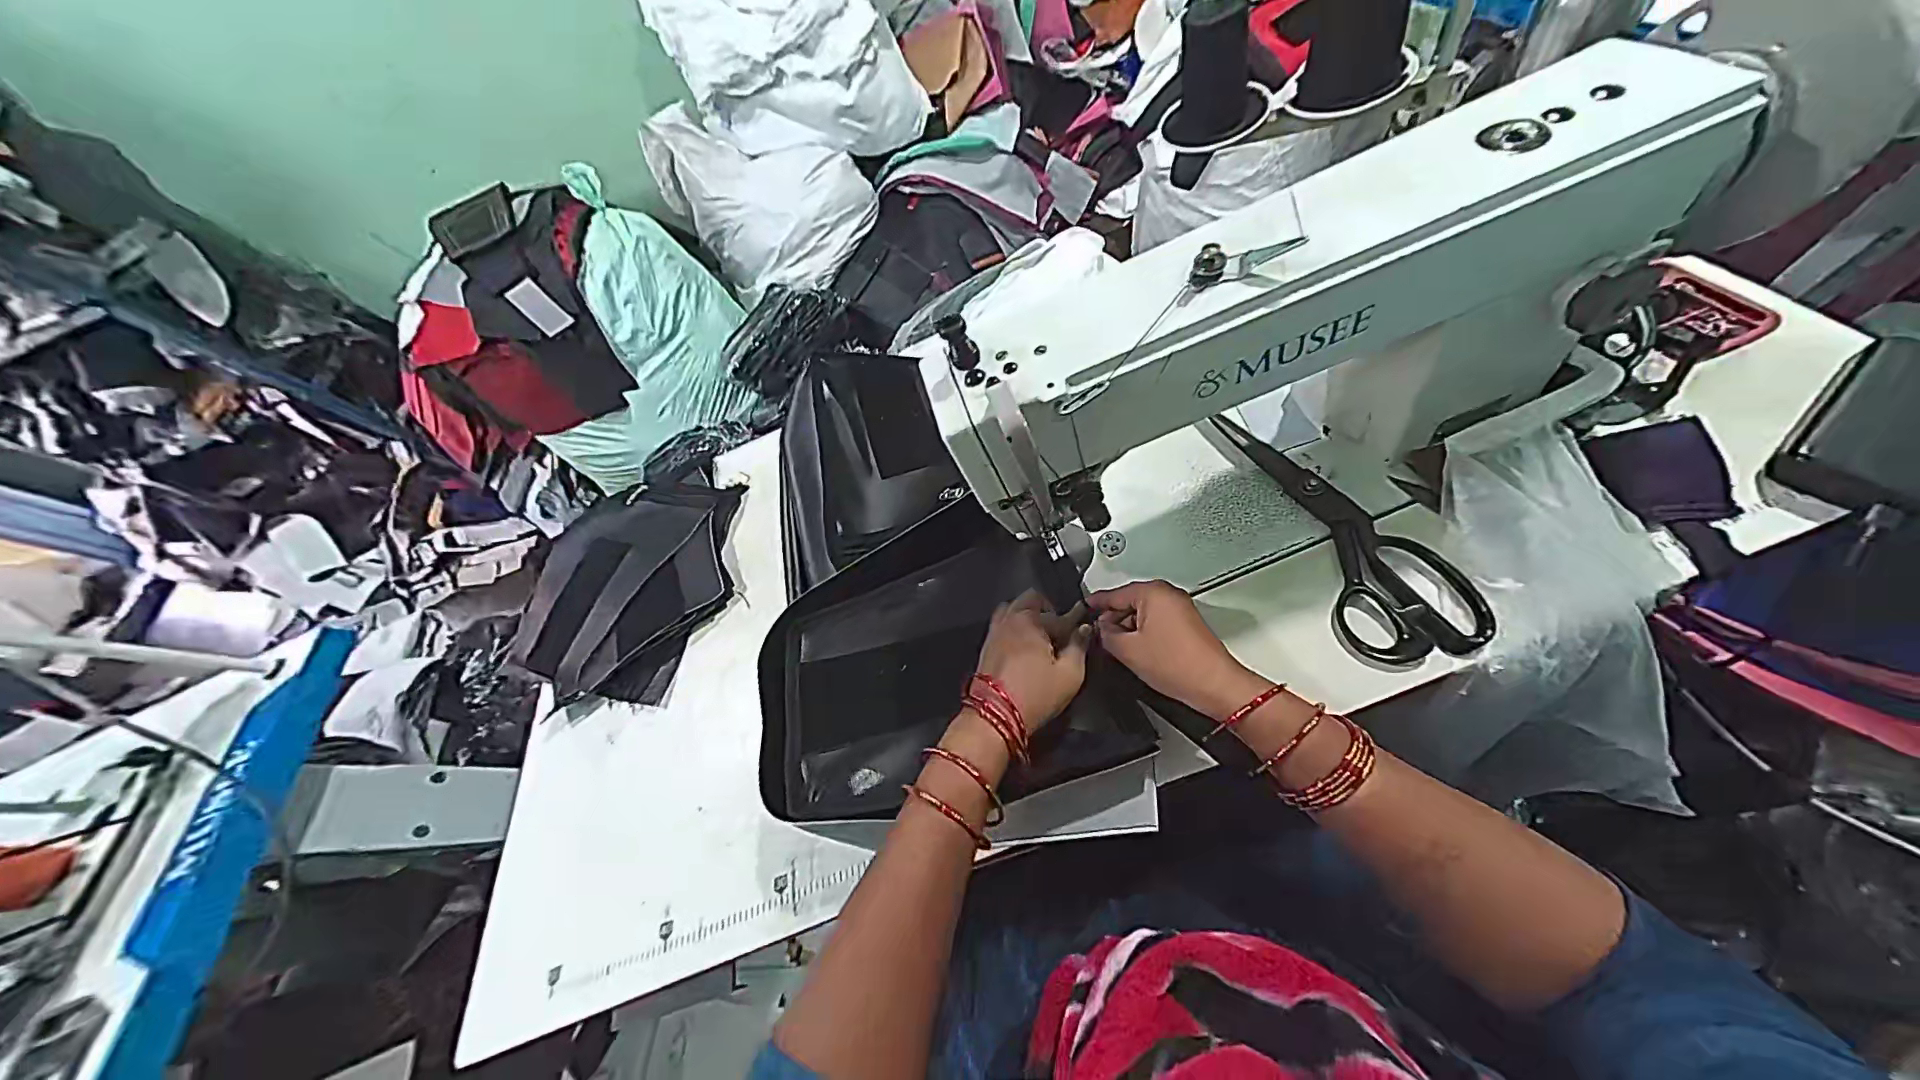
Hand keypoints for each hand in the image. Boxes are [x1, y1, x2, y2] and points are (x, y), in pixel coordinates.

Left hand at [974, 592, 1092, 732]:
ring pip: (1014, 607)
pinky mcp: (987, 644)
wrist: (995, 714)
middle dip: (1049, 609)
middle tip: (1061, 628)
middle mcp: (1011, 619)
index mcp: (1032, 621)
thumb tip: (1083, 631)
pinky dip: (1015, 624)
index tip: (1084, 621)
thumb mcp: (1070, 674)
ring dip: (1028, 613)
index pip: (1061, 615)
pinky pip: (1002, 622)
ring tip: (1041, 632)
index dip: (1077, 619)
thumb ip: (1079, 647)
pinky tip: (1024, 642)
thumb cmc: (1034, 695)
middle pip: (1032, 599)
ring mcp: (996, 630)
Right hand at [1089, 580, 1257, 717]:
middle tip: (1101, 636)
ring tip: (1124, 650)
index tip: (1085, 608)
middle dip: (1113, 619)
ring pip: (1143, 613)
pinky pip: (1157, 622)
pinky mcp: (1186, 624)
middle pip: (1129, 602)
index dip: (1095, 604)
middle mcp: (1169, 595)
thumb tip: (1101, 629)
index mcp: (1153, 593)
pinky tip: (1141, 653)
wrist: (1214, 685)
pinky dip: (1145, 634)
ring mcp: (1180, 609)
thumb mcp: (1126, 650)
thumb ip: (1105, 634)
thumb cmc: (1181, 666)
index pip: (1113, 594)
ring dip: (1130, 629)